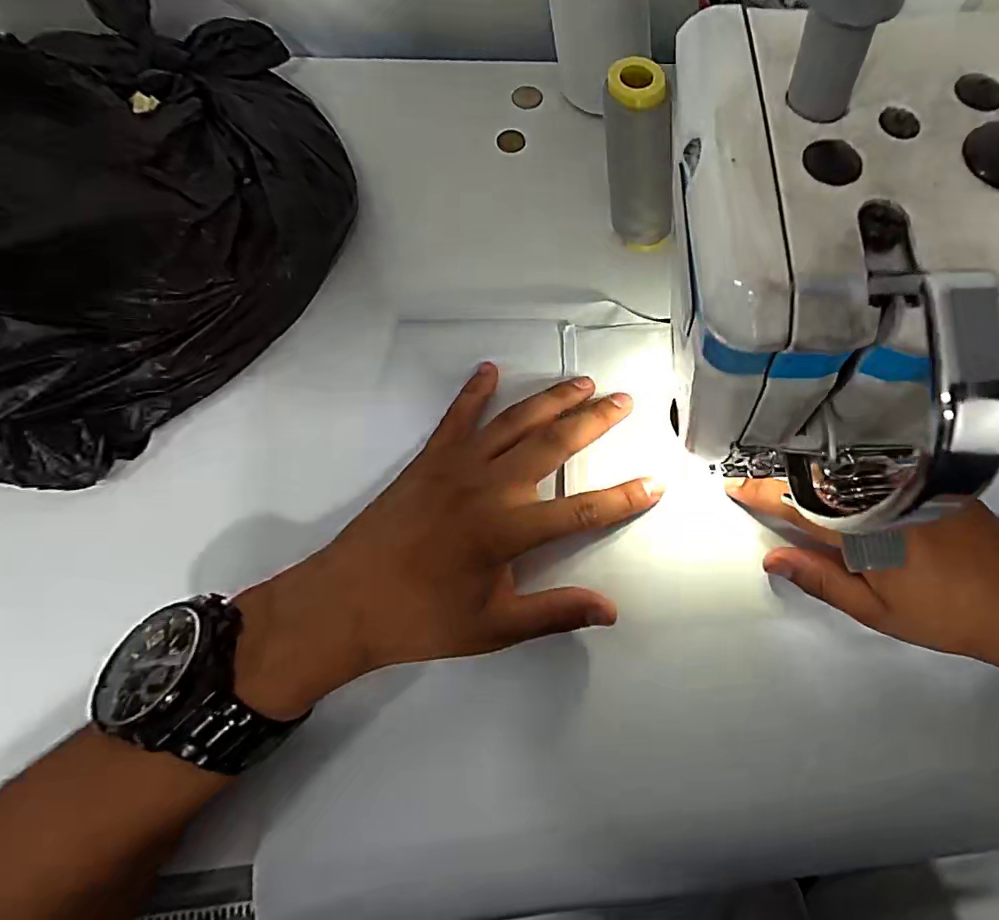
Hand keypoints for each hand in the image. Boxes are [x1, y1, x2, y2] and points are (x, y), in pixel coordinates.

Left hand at [231, 364, 661, 717]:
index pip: (582, 510)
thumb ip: (555, 613)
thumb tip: (610, 610)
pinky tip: (490, 370)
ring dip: (553, 399)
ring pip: (516, 421)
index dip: (624, 498)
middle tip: (625, 401)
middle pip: (554, 444)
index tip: (656, 482)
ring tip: (584, 383)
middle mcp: (489, 486)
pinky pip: (457, 417)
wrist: (342, 603)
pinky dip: (475, 391)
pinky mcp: (429, 459)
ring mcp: (457, 465)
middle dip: (595, 421)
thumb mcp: (494, 628)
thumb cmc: (421, 619)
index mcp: (508, 529)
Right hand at [726, 478, 998, 666]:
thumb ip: (822, 580)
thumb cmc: (944, 613)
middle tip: (751, 480)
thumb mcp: (876, 609)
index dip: (762, 495)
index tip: (734, 486)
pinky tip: (836, 471)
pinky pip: (876, 463)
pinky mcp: (927, 476)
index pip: (798, 506)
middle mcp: (881, 495)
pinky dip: (847, 468)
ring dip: (810, 470)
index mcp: (862, 529)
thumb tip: (773, 559)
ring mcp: (907, 481)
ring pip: (845, 467)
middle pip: (817, 478)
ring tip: (785, 477)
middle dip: (780, 477)